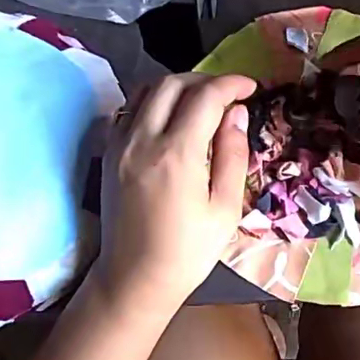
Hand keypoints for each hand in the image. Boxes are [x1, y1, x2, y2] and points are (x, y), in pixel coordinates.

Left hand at [93, 73, 255, 307]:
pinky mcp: (108, 153)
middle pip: (172, 84)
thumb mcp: (225, 208)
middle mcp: (142, 140)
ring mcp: (119, 144)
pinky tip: (172, 119)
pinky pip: (130, 110)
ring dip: (177, 86)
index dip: (231, 84)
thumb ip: (233, 155)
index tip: (251, 87)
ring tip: (201, 101)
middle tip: (229, 93)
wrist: (134, 279)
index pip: (205, 97)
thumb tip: (237, 113)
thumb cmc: (188, 251)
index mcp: (177, 154)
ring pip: (146, 91)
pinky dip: (154, 102)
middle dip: (205, 80)